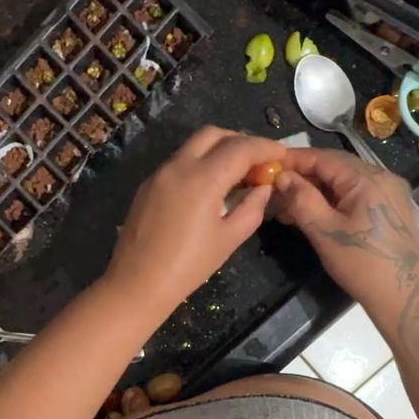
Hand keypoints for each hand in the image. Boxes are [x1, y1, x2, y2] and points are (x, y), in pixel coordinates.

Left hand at [104, 127, 283, 313]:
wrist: (138, 284)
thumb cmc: (188, 267)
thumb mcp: (229, 239)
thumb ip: (252, 208)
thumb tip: (263, 188)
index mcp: (202, 179)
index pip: (240, 148)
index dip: (265, 147)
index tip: (281, 154)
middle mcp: (178, 167)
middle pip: (214, 134)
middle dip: (240, 141)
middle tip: (257, 162)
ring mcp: (159, 174)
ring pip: (193, 145)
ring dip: (218, 150)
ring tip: (235, 174)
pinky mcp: (148, 185)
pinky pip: (178, 162)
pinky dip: (199, 163)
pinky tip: (209, 187)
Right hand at [272, 148, 418, 310]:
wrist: (402, 296)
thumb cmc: (362, 265)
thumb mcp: (325, 232)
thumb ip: (302, 200)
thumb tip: (283, 177)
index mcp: (368, 179)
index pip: (324, 158)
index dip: (295, 160)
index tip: (269, 164)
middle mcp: (383, 177)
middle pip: (335, 168)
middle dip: (303, 176)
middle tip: (274, 188)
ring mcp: (389, 193)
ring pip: (344, 183)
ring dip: (315, 191)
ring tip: (286, 206)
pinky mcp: (389, 209)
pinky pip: (355, 196)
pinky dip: (332, 201)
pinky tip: (311, 213)